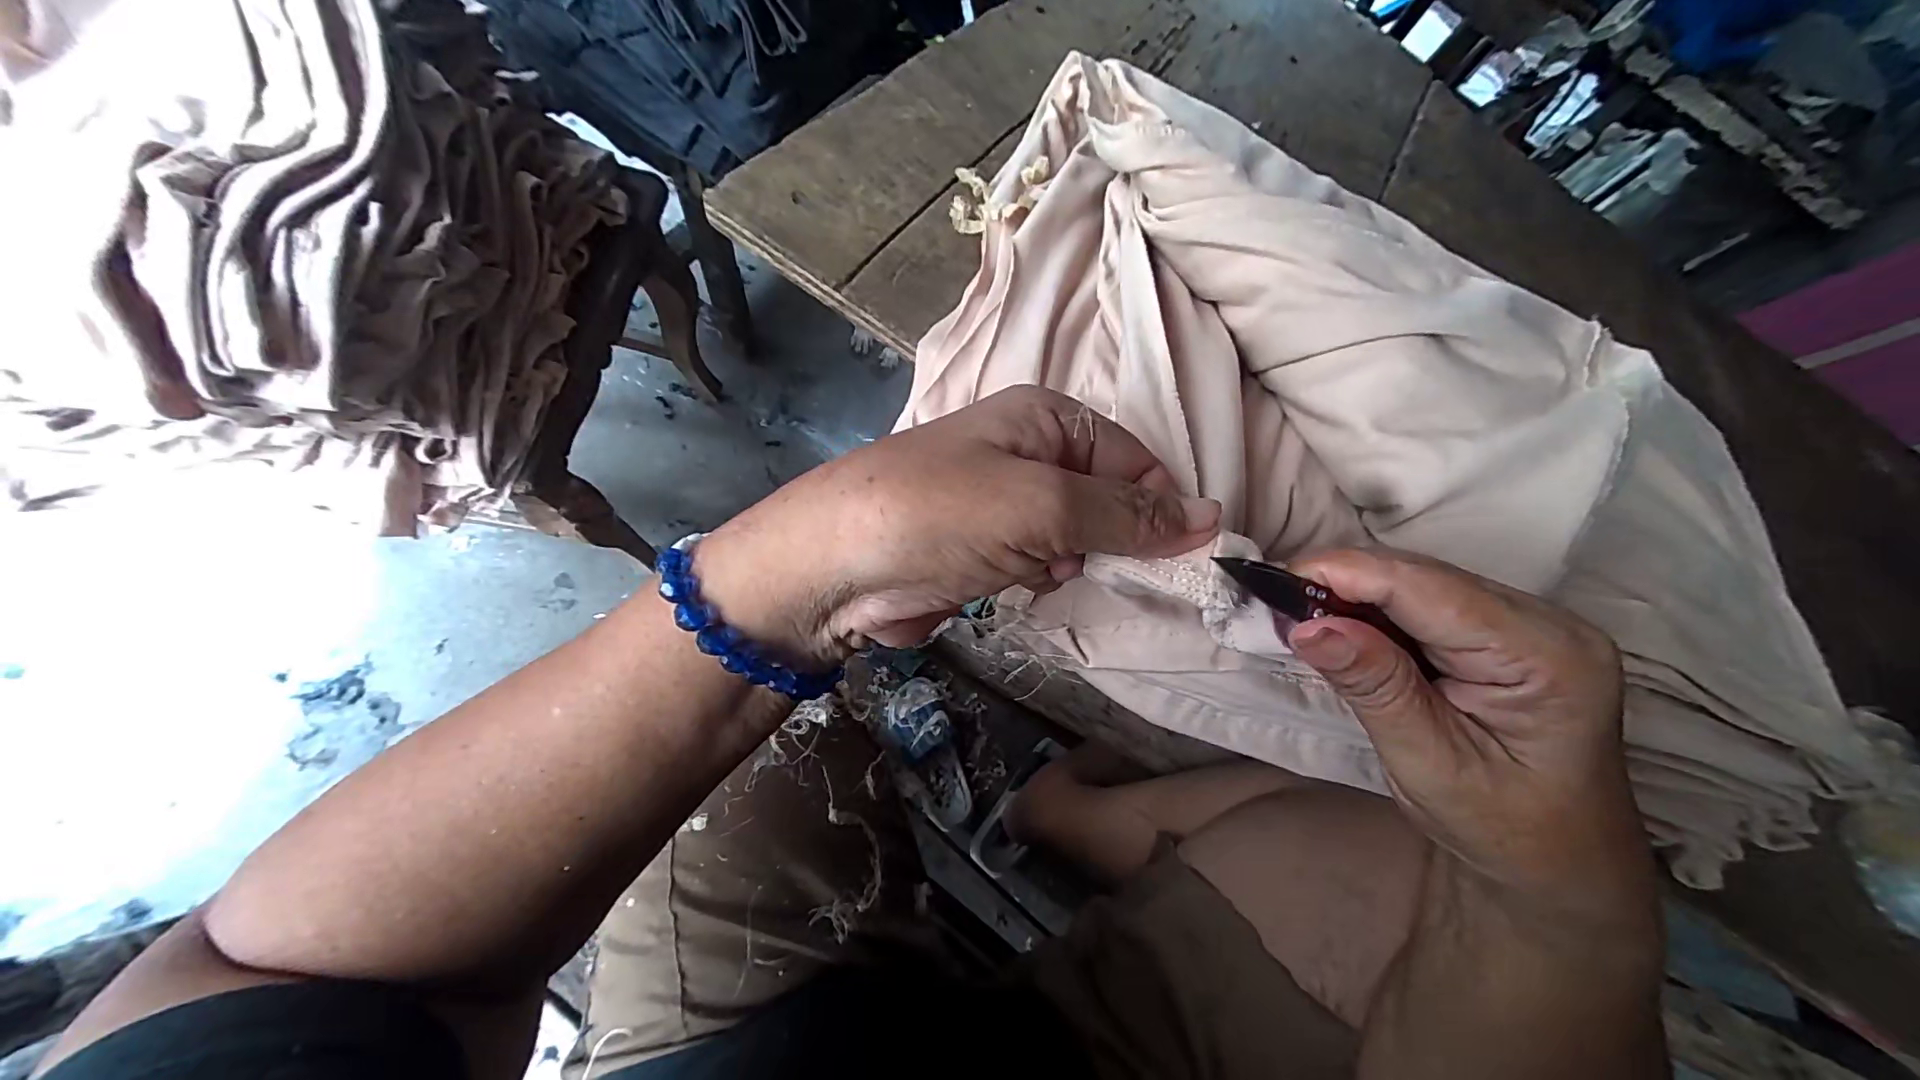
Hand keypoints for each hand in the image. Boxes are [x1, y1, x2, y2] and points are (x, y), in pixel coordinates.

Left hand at [694, 386, 1221, 666]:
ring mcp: (1005, 504)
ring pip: (1078, 536)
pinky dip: (1044, 578)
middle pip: (1108, 498)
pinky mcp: (986, 550)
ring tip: (1043, 572)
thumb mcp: (1043, 505)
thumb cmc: (942, 514)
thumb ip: (1126, 514)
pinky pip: (1042, 562)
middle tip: (1089, 561)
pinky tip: (1024, 587)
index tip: (1181, 556)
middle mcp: (1028, 453)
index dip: (1162, 505)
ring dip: (1074, 561)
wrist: (837, 566)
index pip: (1135, 458)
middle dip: (1113, 538)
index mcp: (1046, 418)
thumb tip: (1211, 516)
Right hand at [1283, 549, 1656, 926]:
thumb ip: (1373, 686)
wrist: (1559, 860)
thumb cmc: (1501, 826)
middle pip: (1421, 575)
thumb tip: (1306, 626)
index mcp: (1544, 656)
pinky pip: (1424, 598)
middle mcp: (1545, 621)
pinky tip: (1342, 627)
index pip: (1427, 588)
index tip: (1274, 583)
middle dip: (1342, 582)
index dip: (1346, 573)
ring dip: (1352, 593)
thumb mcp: (1426, 762)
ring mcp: (1527, 621)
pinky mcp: (1503, 628)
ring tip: (1302, 619)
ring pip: (1418, 579)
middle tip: (1277, 608)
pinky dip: (1372, 607)